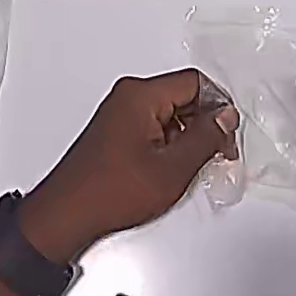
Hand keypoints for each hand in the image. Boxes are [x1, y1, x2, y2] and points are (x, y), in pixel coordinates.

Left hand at [21, 71, 238, 262]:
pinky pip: (154, 124)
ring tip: (189, 169)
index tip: (227, 134)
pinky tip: (170, 170)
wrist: (69, 213)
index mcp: (140, 95)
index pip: (195, 82)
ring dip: (187, 137)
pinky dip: (169, 143)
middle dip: (204, 124)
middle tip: (216, 154)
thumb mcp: (174, 168)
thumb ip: (206, 137)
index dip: (218, 108)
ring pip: (170, 112)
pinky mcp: (116, 128)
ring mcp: (120, 111)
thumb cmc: (109, 191)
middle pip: (183, 95)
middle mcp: (128, 96)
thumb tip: (224, 117)